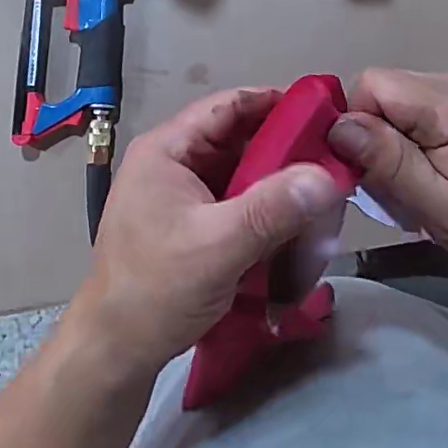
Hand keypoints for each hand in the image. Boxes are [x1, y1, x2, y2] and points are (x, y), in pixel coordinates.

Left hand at [64, 87, 346, 376]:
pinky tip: (291, 216)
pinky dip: (259, 203)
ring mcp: (177, 191)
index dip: (271, 101)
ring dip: (272, 176)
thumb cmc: (157, 287)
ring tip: (320, 182)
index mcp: (165, 149)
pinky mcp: (187, 219)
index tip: (319, 109)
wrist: (117, 346)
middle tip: (330, 152)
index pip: (224, 107)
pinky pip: (231, 197)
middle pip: (233, 137)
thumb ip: (273, 209)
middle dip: (280, 144)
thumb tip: (327, 175)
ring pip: (235, 169)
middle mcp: (170, 161)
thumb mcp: (218, 245)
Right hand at [327, 69, 447, 293]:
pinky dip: (412, 128)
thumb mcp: (443, 210)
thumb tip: (339, 126)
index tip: (371, 169)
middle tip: (395, 180)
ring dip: (392, 131)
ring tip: (417, 173)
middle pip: (384, 85)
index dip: (359, 123)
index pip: (374, 85)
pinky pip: (418, 98)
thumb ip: (390, 163)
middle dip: (375, 131)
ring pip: (398, 92)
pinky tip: (433, 160)